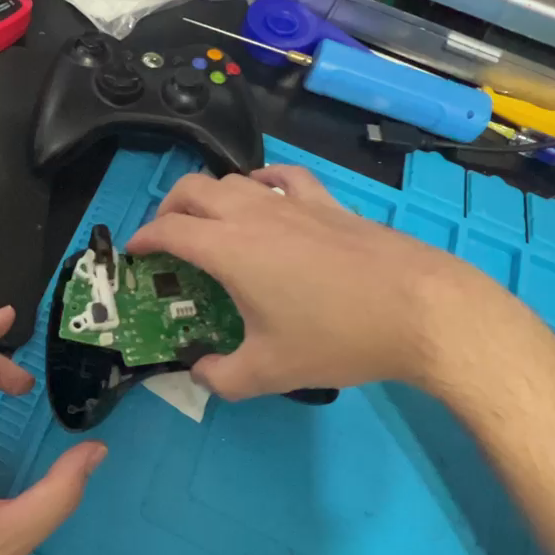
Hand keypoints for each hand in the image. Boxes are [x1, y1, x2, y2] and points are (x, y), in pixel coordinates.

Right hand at [125, 165, 540, 399]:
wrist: (420, 310)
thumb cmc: (337, 338)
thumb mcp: (270, 372)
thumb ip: (221, 377)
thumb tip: (200, 373)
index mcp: (228, 249)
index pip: (168, 229)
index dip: (143, 238)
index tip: (135, 252)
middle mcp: (252, 214)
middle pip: (192, 189)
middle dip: (168, 208)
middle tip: (166, 236)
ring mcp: (293, 202)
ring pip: (235, 179)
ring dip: (211, 195)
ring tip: (212, 223)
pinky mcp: (328, 202)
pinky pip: (284, 177)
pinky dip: (264, 183)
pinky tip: (269, 198)